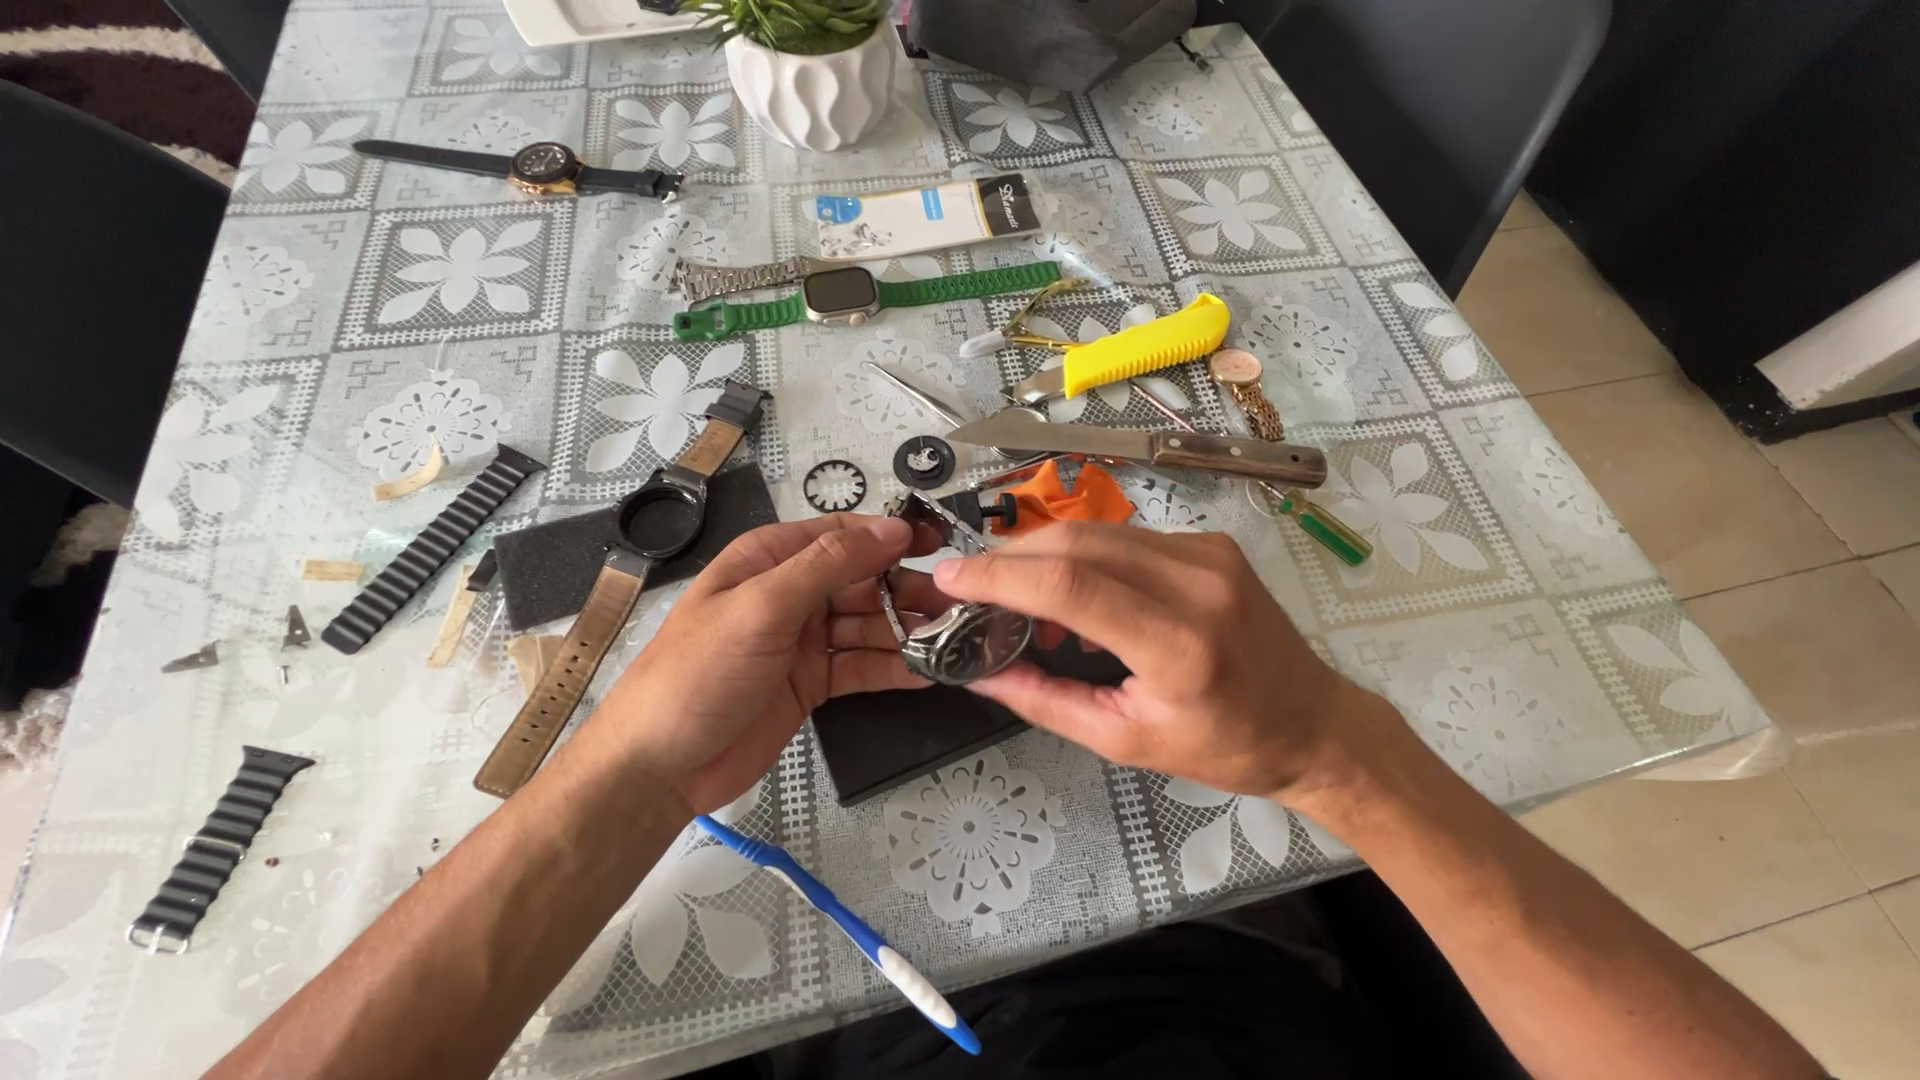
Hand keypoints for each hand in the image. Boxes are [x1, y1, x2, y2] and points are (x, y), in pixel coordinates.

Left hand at [587, 513, 948, 815]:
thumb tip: (891, 528)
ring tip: (951, 640)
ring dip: (907, 632)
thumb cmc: (697, 673)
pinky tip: (925, 673)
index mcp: (769, 561)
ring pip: (867, 625)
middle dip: (906, 591)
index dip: (889, 537)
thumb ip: (829, 565)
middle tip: (954, 606)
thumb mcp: (762, 607)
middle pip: (863, 582)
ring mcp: (802, 641)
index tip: (938, 545)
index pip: (841, 536)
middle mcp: (789, 595)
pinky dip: (891, 669)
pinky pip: (860, 667)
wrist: (659, 767)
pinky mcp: (811, 683)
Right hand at [933, 523, 1418, 802]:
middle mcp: (1198, 582)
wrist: (1314, 720)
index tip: (950, 579)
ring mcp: (1209, 554)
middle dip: (1010, 557)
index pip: (1070, 586)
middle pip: (1077, 542)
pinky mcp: (1211, 543)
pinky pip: (1126, 537)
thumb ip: (1047, 701)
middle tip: (971, 583)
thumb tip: (980, 672)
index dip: (999, 577)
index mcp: (1179, 644)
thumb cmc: (1223, 745)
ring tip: (1011, 589)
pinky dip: (1081, 554)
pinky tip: (1066, 586)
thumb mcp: (1127, 742)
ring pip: (1097, 530)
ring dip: (1041, 552)